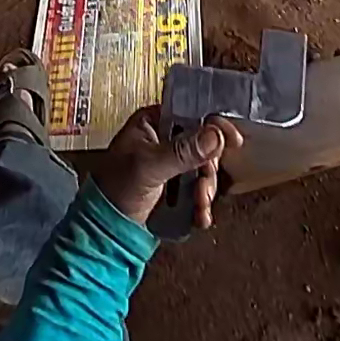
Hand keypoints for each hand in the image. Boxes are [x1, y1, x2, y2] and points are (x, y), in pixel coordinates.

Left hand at [92, 106, 242, 228]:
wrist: (105, 227)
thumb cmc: (118, 187)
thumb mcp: (150, 166)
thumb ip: (182, 151)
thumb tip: (215, 133)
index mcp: (151, 122)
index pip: (188, 112)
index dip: (212, 124)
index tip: (233, 140)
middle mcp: (161, 137)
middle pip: (201, 144)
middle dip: (207, 169)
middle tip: (204, 190)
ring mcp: (168, 162)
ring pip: (202, 168)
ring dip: (205, 189)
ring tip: (200, 207)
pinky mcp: (173, 185)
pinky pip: (197, 187)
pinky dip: (202, 202)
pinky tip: (200, 217)